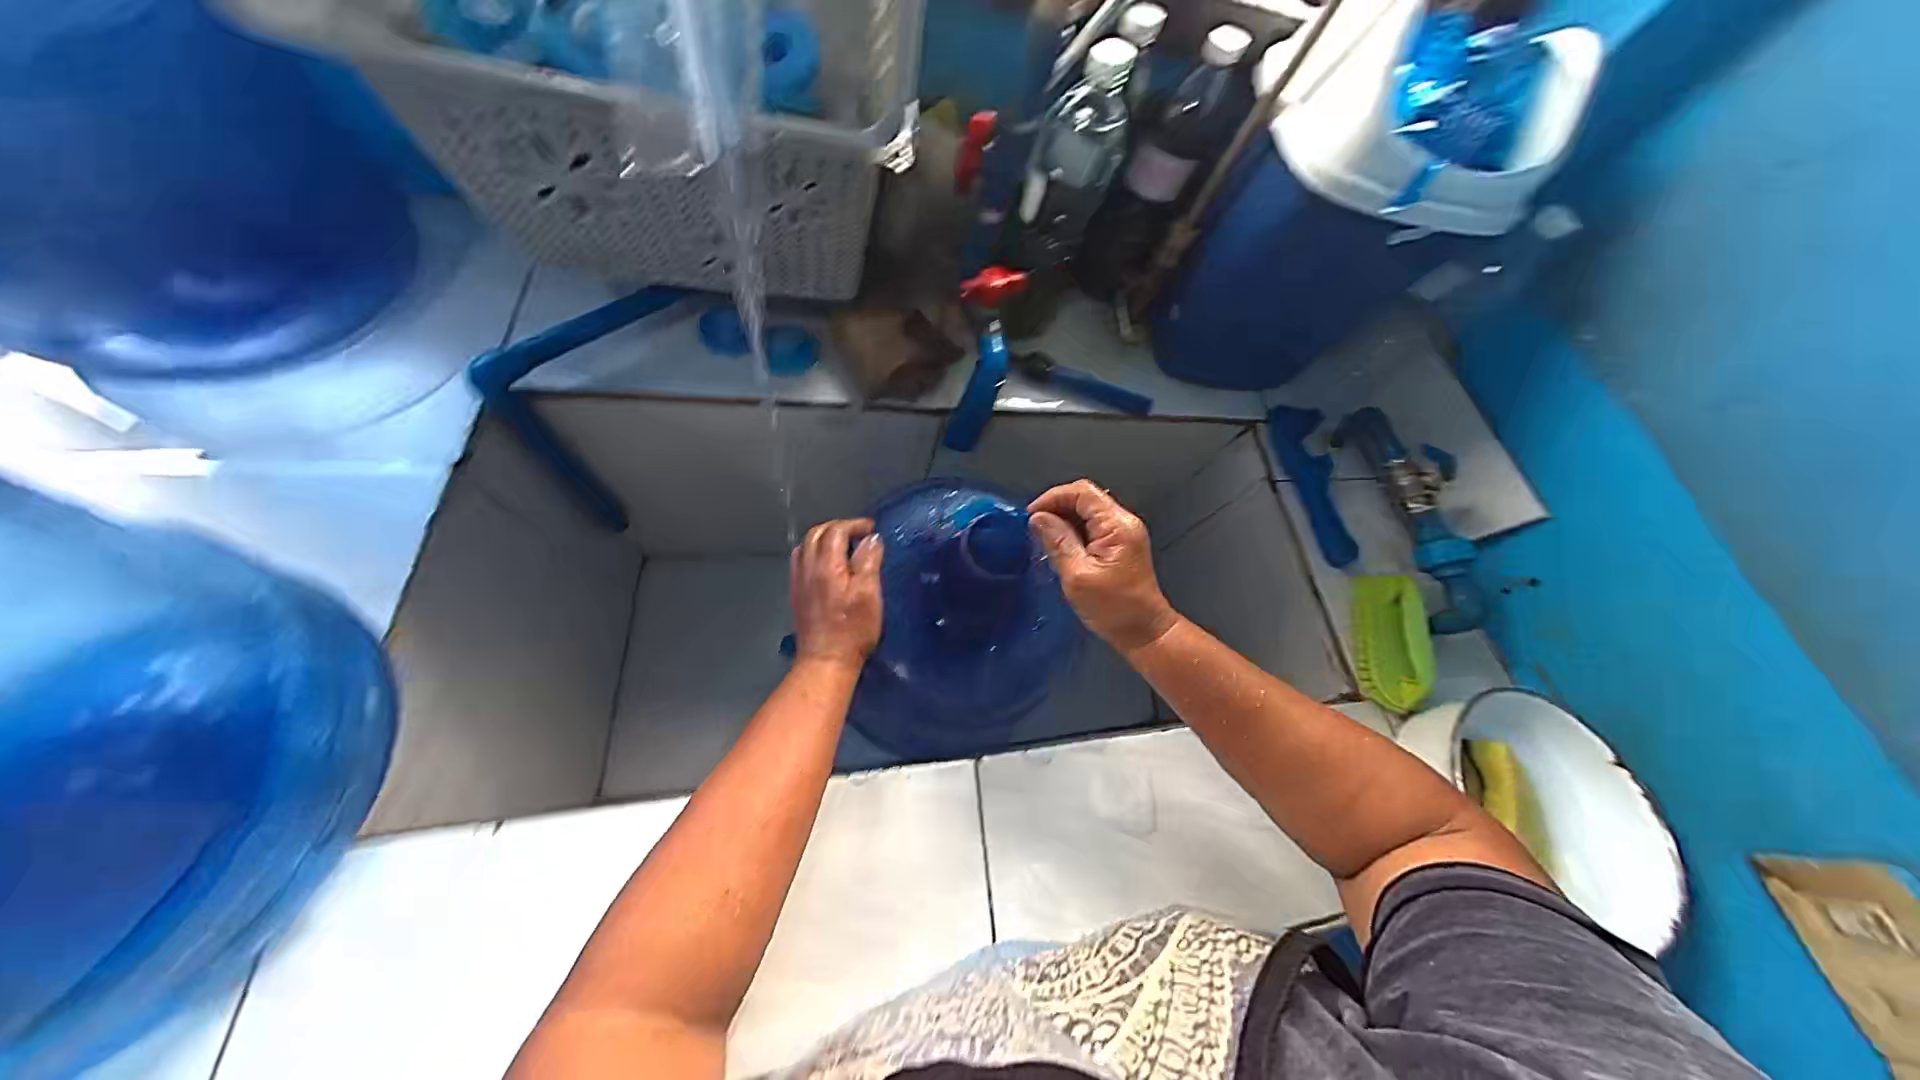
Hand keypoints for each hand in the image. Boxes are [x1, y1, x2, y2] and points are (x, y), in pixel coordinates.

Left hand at [790, 518, 884, 667]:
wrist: (826, 660)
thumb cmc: (853, 628)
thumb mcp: (869, 592)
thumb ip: (869, 560)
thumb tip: (871, 538)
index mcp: (826, 564)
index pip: (836, 530)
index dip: (855, 524)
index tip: (872, 530)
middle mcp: (807, 567)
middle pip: (817, 533)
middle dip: (838, 527)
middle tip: (859, 534)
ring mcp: (799, 581)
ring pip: (806, 546)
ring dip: (825, 538)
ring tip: (844, 546)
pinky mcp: (797, 594)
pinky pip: (801, 561)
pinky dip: (815, 552)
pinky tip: (828, 565)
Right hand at [1028, 480, 1178, 651]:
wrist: (1144, 632)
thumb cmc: (1114, 609)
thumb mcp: (1077, 576)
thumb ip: (1058, 542)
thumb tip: (1038, 519)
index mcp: (1117, 526)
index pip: (1082, 492)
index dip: (1053, 498)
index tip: (1032, 515)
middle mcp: (1124, 523)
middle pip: (1085, 498)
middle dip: (1056, 508)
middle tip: (1034, 528)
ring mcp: (1123, 534)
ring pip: (1087, 512)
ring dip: (1063, 520)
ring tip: (1043, 538)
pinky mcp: (1119, 545)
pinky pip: (1092, 527)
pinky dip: (1073, 532)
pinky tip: (1060, 547)